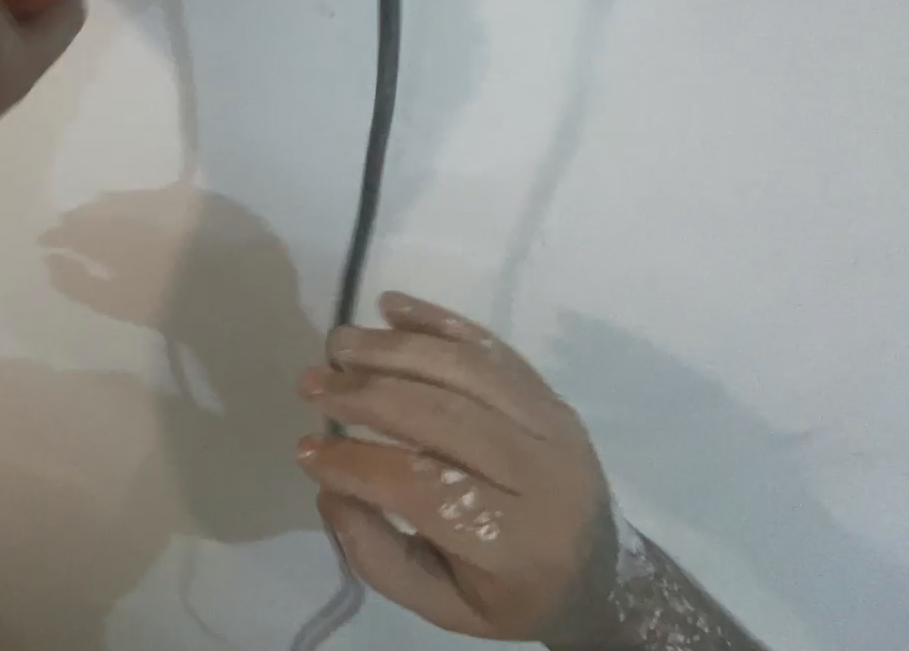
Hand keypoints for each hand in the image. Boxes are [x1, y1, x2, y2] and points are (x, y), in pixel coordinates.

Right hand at [294, 292, 620, 643]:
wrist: (603, 573)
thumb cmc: (507, 590)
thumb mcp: (441, 603)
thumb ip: (376, 555)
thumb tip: (330, 489)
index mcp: (515, 540)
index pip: (422, 488)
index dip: (354, 464)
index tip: (305, 450)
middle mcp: (540, 474)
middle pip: (442, 415)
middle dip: (363, 395)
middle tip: (310, 384)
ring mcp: (549, 423)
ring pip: (462, 368)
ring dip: (390, 349)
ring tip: (336, 345)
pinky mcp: (546, 392)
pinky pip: (488, 344)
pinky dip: (435, 318)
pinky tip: (388, 306)